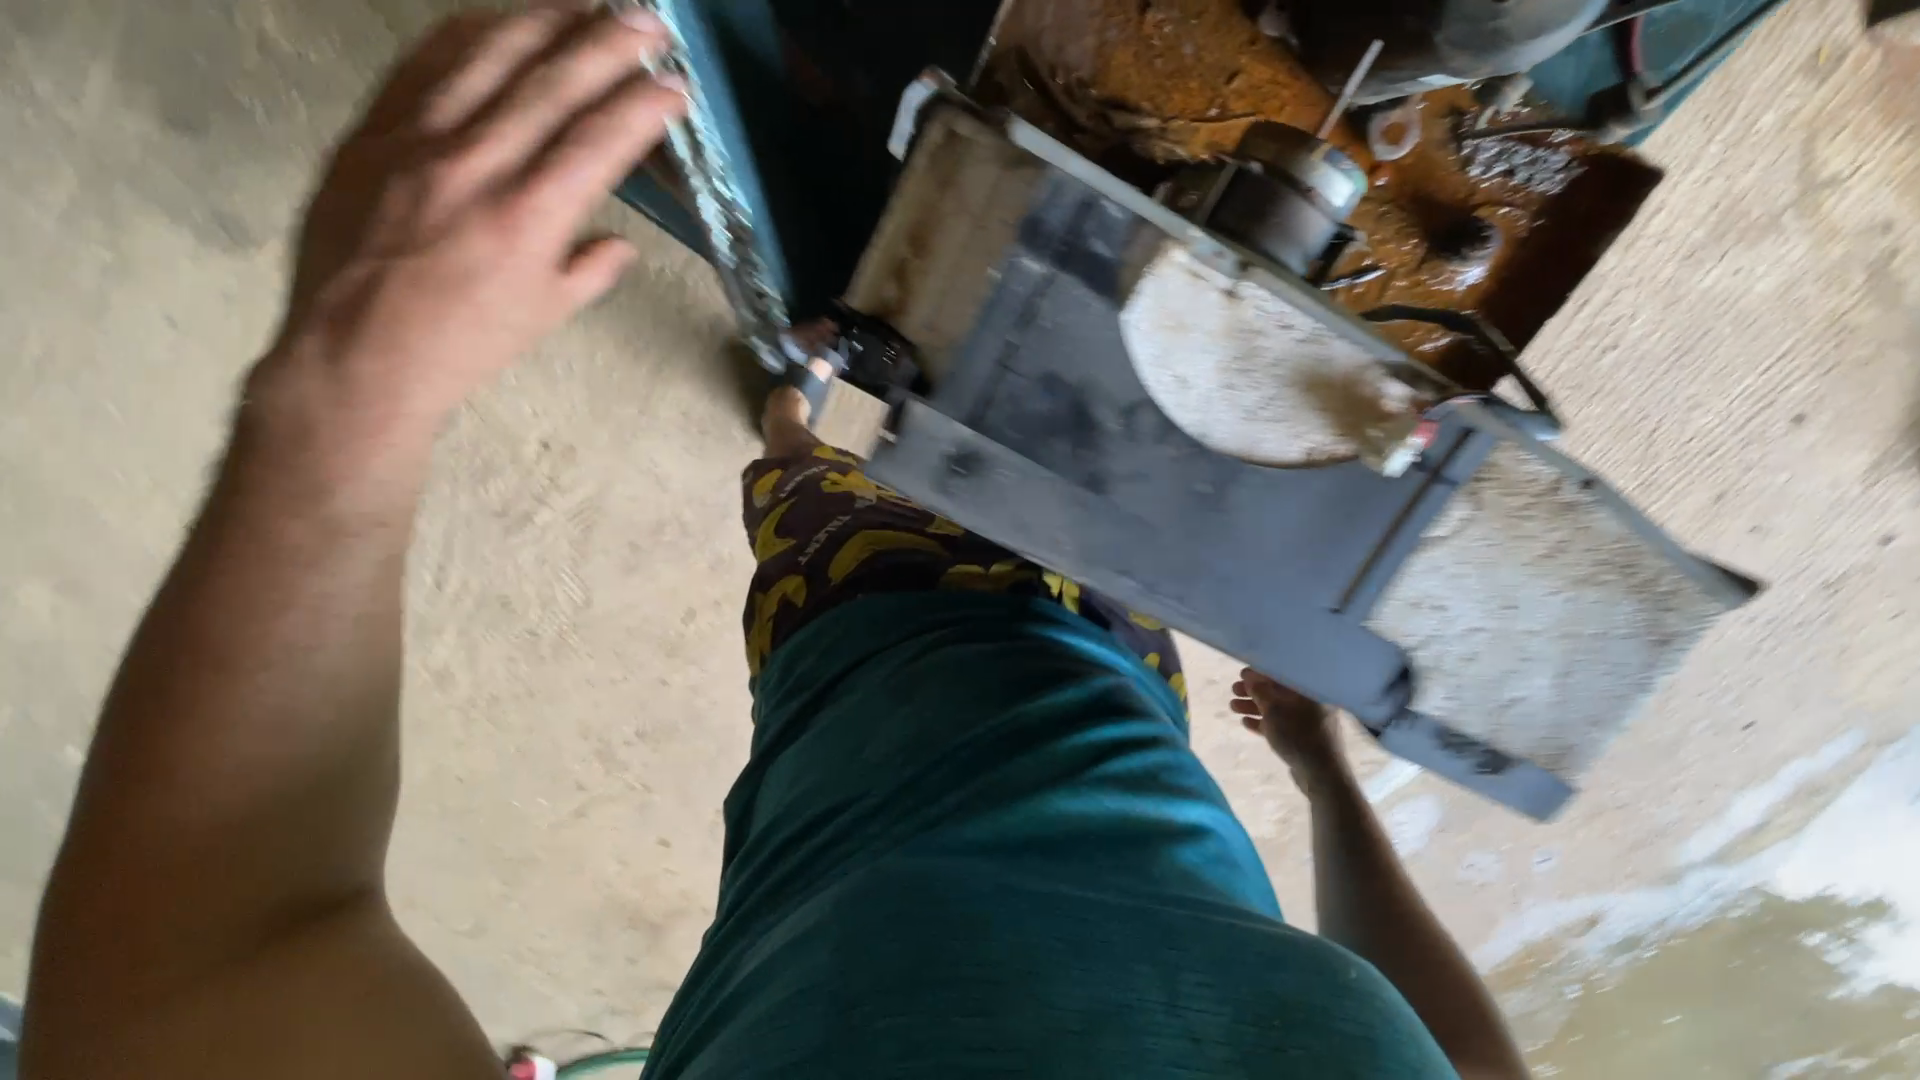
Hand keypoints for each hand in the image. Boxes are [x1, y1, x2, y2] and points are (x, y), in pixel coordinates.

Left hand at [252, 3, 687, 445]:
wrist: (358, 353)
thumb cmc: (465, 345)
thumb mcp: (546, 315)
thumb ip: (589, 270)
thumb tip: (618, 242)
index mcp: (529, 220)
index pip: (598, 141)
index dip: (642, 106)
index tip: (675, 85)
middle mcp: (476, 167)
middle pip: (551, 84)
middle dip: (608, 44)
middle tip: (649, 20)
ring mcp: (417, 141)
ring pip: (486, 57)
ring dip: (543, 19)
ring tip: (585, 1)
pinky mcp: (372, 132)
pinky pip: (422, 65)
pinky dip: (467, 34)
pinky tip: (500, 18)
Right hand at [1230, 668, 1350, 792]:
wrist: (1321, 775)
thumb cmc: (1298, 735)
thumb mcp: (1274, 710)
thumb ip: (1259, 691)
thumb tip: (1249, 676)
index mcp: (1309, 691)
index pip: (1282, 675)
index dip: (1260, 673)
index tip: (1241, 674)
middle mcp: (1311, 703)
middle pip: (1277, 692)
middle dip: (1253, 691)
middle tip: (1234, 690)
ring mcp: (1307, 721)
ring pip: (1276, 709)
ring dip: (1253, 707)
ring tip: (1233, 707)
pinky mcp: (1303, 737)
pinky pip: (1280, 725)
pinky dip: (1263, 722)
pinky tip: (1246, 723)